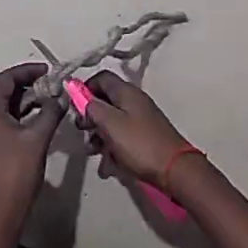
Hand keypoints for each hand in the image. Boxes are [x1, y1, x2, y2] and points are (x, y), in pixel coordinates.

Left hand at [0, 63, 60, 230]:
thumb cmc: (16, 173)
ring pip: (4, 104)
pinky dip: (23, 111)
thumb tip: (61, 96)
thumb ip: (50, 113)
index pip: (3, 80)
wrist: (0, 214)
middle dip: (24, 81)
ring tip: (48, 95)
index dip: (25, 71)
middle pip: (1, 89)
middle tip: (48, 80)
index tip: (47, 70)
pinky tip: (41, 115)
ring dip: (24, 96)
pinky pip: (7, 118)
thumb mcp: (37, 139)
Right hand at [78, 71, 190, 185]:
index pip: (101, 78)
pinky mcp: (144, 137)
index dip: (84, 89)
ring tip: (93, 152)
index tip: (74, 107)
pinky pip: (121, 138)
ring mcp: (140, 120)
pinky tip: (108, 167)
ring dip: (99, 136)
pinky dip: (112, 149)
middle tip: (82, 132)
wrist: (174, 169)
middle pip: (105, 101)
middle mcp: (133, 102)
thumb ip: (91, 107)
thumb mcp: (110, 123)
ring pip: (111, 122)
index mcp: (126, 92)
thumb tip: (78, 93)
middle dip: (90, 116)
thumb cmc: (138, 143)